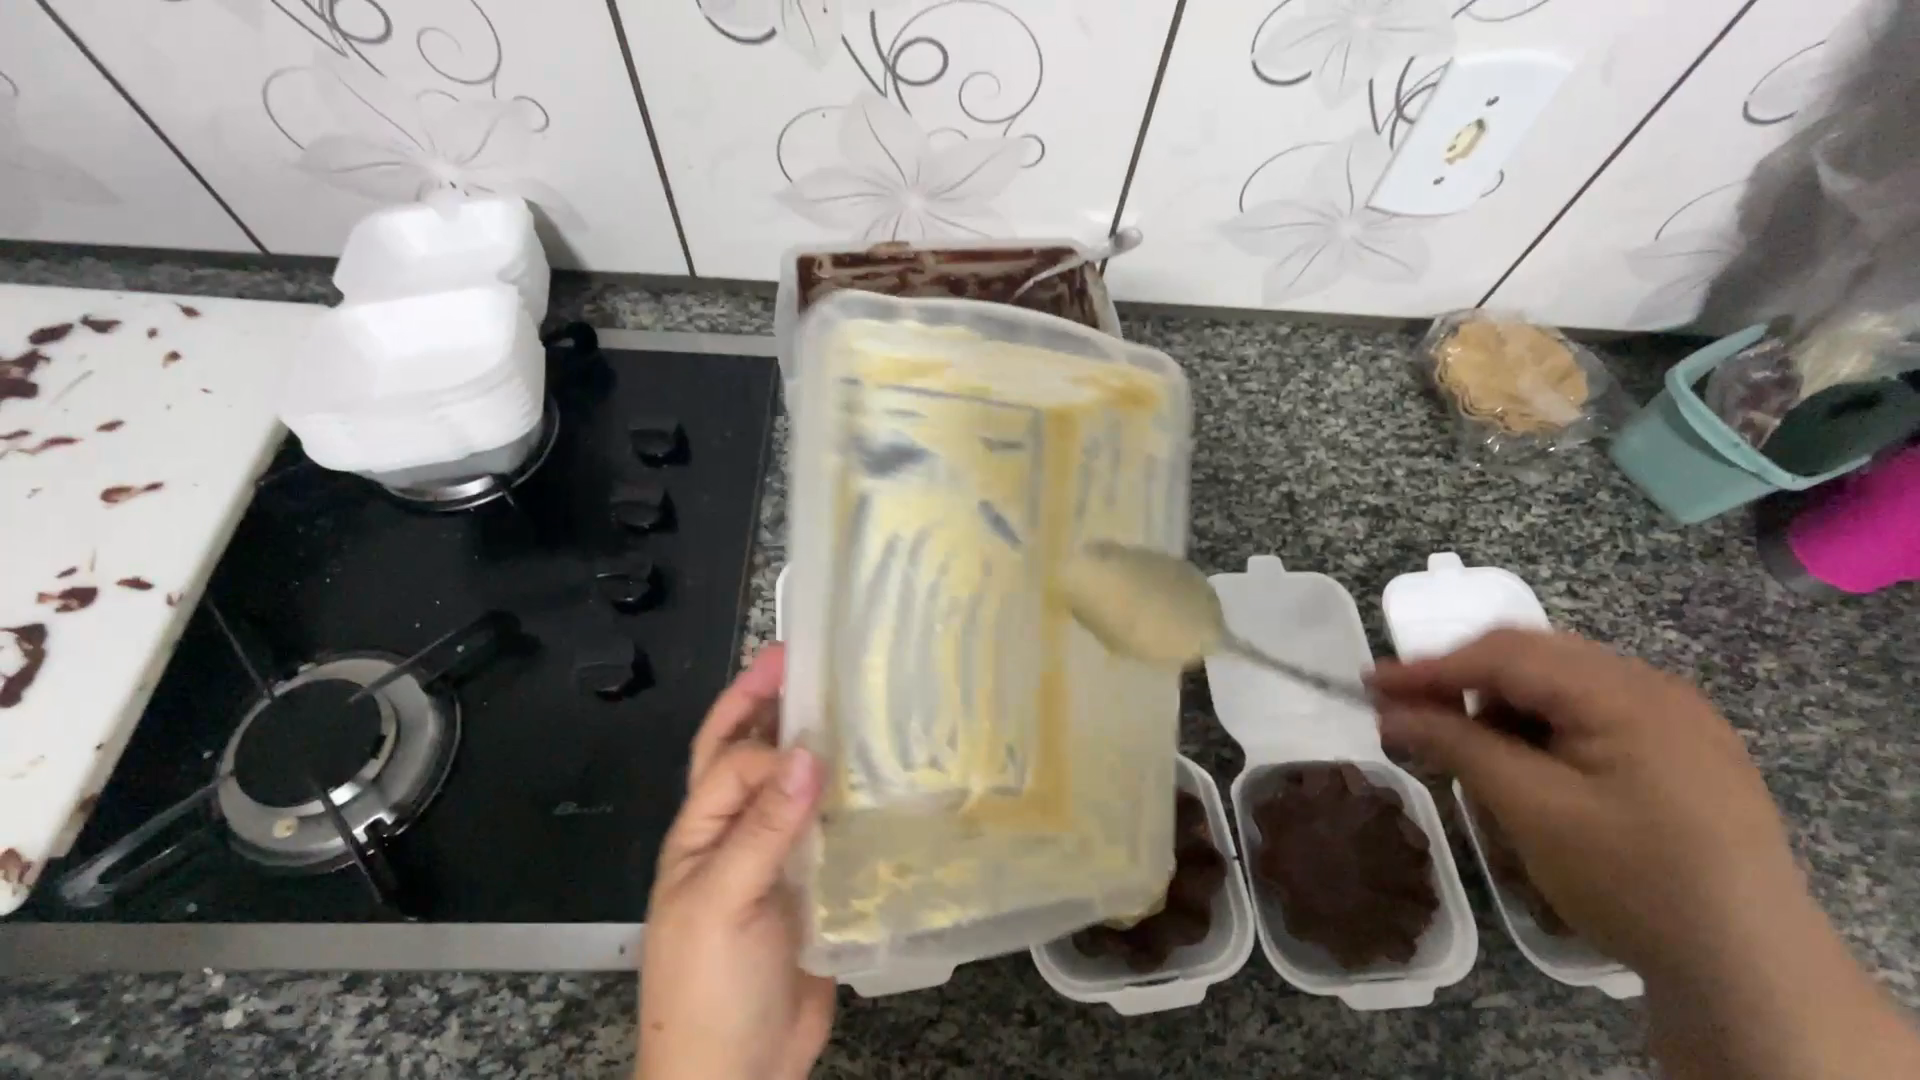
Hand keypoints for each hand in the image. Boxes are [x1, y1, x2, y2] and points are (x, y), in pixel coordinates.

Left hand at [637, 645, 834, 1079]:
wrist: (737, 1073)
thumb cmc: (710, 988)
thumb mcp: (722, 904)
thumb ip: (763, 829)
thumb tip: (807, 754)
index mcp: (699, 832)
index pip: (732, 761)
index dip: (768, 736)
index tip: (814, 723)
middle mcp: (735, 834)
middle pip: (748, 754)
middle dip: (767, 703)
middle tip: (800, 656)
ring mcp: (775, 859)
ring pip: (792, 787)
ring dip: (811, 744)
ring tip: (846, 702)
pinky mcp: (815, 885)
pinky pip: (829, 828)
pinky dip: (847, 798)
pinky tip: (876, 780)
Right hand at [1370, 628, 1796, 975]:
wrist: (1753, 972)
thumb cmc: (1633, 881)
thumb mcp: (1532, 810)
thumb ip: (1457, 745)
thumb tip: (1390, 711)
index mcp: (1626, 693)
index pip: (1505, 656)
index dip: (1429, 668)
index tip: (1369, 684)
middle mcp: (1654, 688)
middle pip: (1532, 659)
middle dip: (1462, 682)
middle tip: (1406, 712)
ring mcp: (1676, 719)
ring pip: (1558, 685)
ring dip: (1499, 706)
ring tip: (1464, 747)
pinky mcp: (1680, 752)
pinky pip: (1590, 714)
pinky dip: (1539, 728)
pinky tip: (1523, 764)